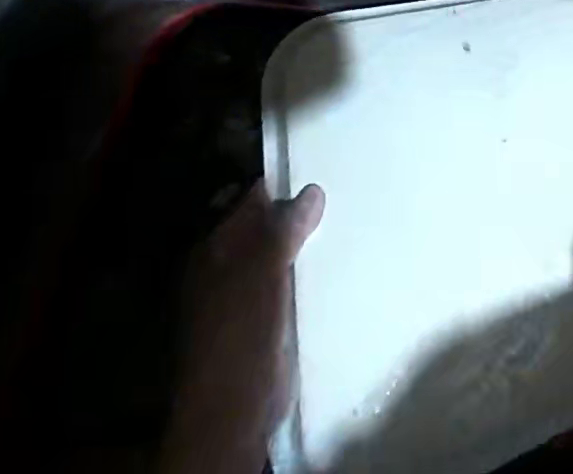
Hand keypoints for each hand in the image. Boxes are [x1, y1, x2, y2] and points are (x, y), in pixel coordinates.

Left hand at [162, 180, 324, 473]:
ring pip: (286, 252)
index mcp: (217, 250)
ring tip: (355, 218)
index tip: (326, 166)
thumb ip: (284, 228)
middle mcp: (229, 266)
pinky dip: (314, 266)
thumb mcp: (263, 271)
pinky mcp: (269, 315)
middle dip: (304, 211)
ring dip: (312, 240)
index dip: (286, 183)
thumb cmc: (242, 332)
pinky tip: (344, 258)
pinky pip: (295, 277)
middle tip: (349, 189)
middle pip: (271, 225)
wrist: (236, 406)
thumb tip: (312, 190)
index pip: (253, 200)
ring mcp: (249, 292)